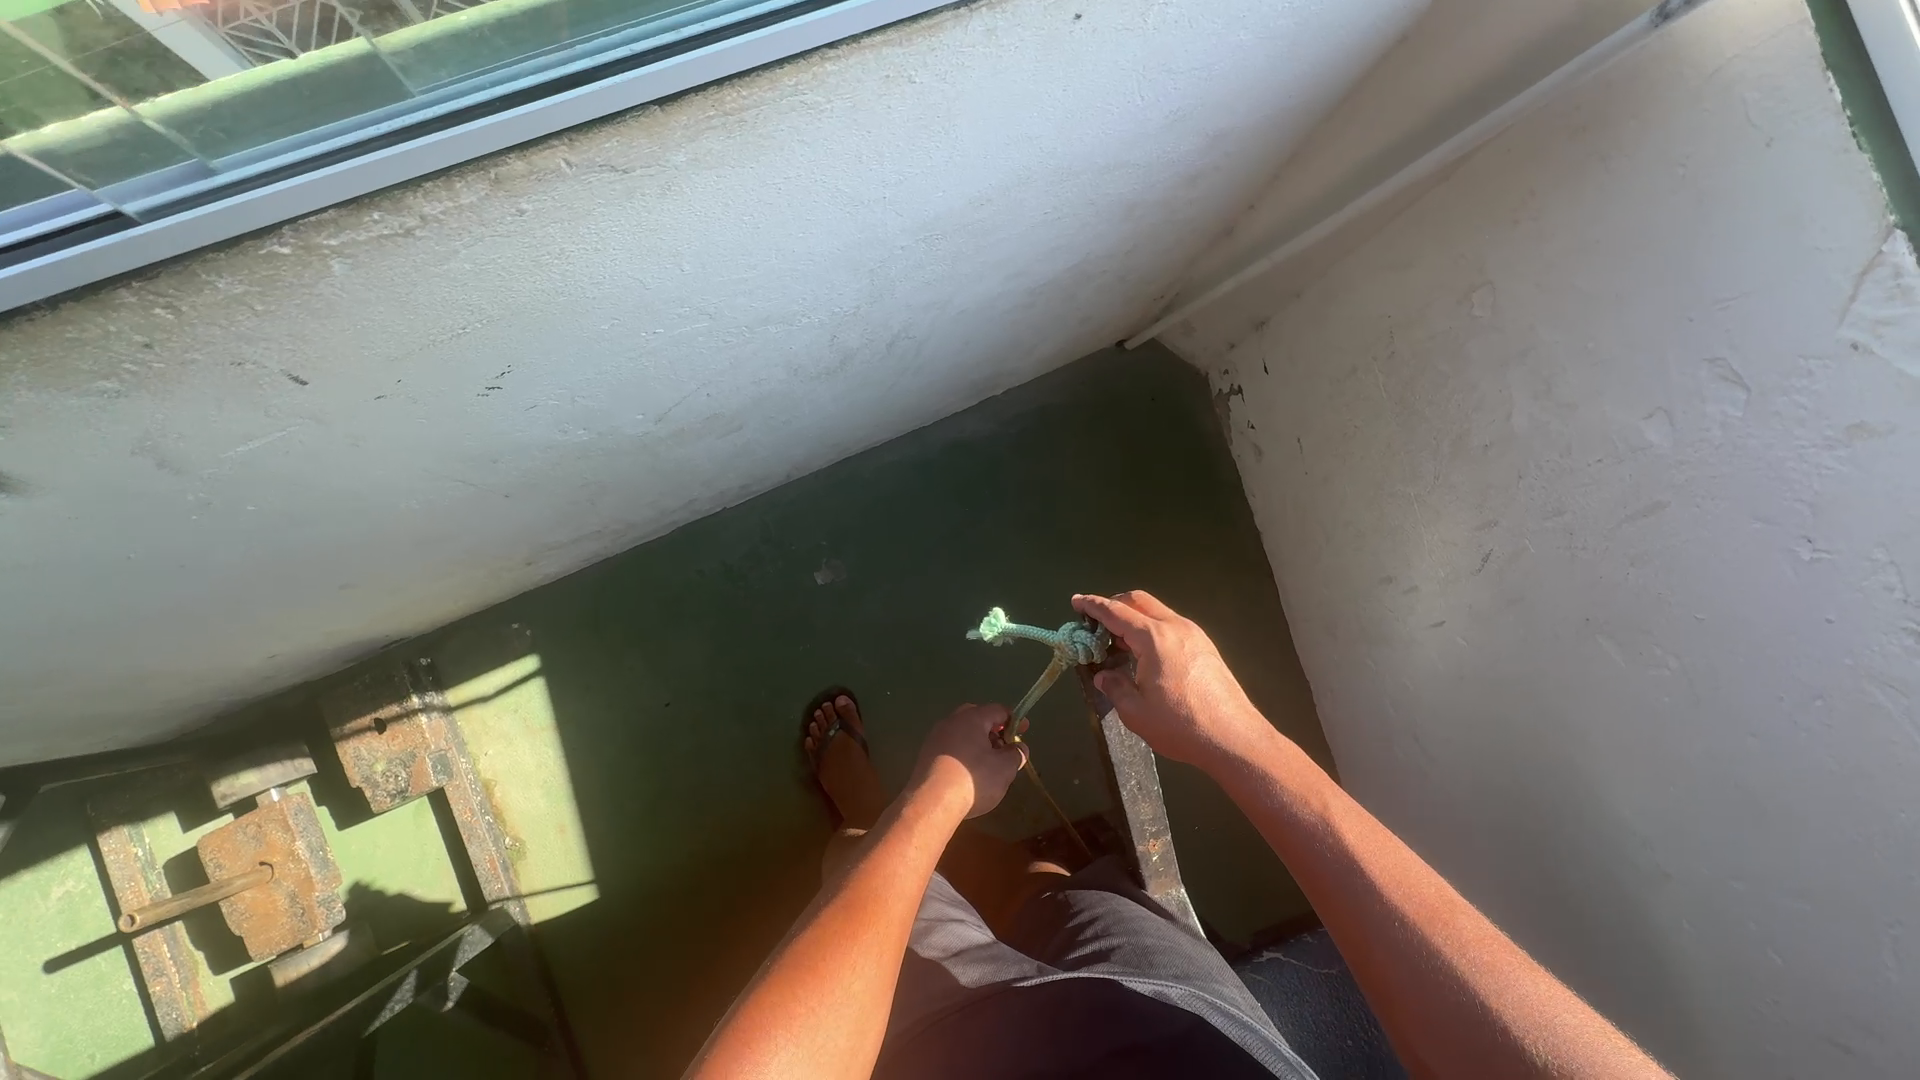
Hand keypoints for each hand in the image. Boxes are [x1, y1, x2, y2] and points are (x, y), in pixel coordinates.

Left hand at [911, 703, 1027, 818]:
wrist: (932, 803)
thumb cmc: (974, 779)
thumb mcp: (1004, 768)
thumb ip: (1016, 754)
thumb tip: (1019, 747)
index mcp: (971, 718)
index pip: (997, 710)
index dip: (1014, 720)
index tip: (1024, 730)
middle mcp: (951, 721)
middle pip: (977, 718)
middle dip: (993, 730)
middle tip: (1004, 747)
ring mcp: (935, 737)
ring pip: (962, 733)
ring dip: (978, 743)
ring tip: (988, 764)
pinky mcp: (926, 755)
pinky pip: (950, 747)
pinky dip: (963, 754)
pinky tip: (969, 773)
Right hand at [1072, 591, 1282, 770]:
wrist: (1234, 739)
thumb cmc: (1181, 725)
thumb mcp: (1135, 712)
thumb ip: (1114, 686)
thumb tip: (1104, 674)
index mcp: (1154, 638)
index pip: (1116, 612)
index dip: (1093, 606)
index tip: (1076, 602)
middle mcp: (1175, 627)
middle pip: (1138, 601)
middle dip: (1114, 605)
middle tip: (1096, 625)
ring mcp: (1194, 635)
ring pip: (1157, 612)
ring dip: (1133, 619)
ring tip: (1118, 646)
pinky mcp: (1205, 648)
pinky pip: (1170, 626)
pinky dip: (1150, 630)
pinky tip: (1144, 656)